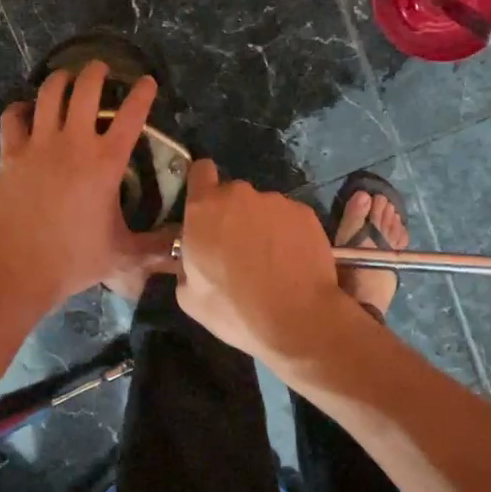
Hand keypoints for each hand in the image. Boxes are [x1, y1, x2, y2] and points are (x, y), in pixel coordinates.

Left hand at [0, 61, 176, 309]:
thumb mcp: (122, 255)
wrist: (16, 270)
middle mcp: (74, 143)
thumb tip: (185, 250)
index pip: (131, 115)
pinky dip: (20, 108)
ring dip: (60, 80)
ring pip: (49, 94)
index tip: (147, 81)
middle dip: (96, 71)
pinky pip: (13, 118)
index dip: (142, 93)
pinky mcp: (11, 154)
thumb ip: (155, 249)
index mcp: (106, 163)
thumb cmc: (73, 261)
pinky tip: (25, 109)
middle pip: (86, 89)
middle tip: (101, 68)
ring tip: (66, 77)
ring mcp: (39, 145)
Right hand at [174, 159, 347, 362]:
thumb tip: (192, 259)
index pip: (200, 171)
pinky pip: (288, 218)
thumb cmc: (236, 310)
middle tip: (238, 251)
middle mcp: (238, 194)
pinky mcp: (304, 212)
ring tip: (270, 262)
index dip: (202, 186)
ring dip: (261, 226)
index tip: (206, 210)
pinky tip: (292, 262)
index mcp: (204, 208)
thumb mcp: (190, 297)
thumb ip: (186, 265)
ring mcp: (274, 201)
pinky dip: (287, 234)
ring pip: (262, 208)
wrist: (298, 320)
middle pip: (232, 195)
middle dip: (232, 216)